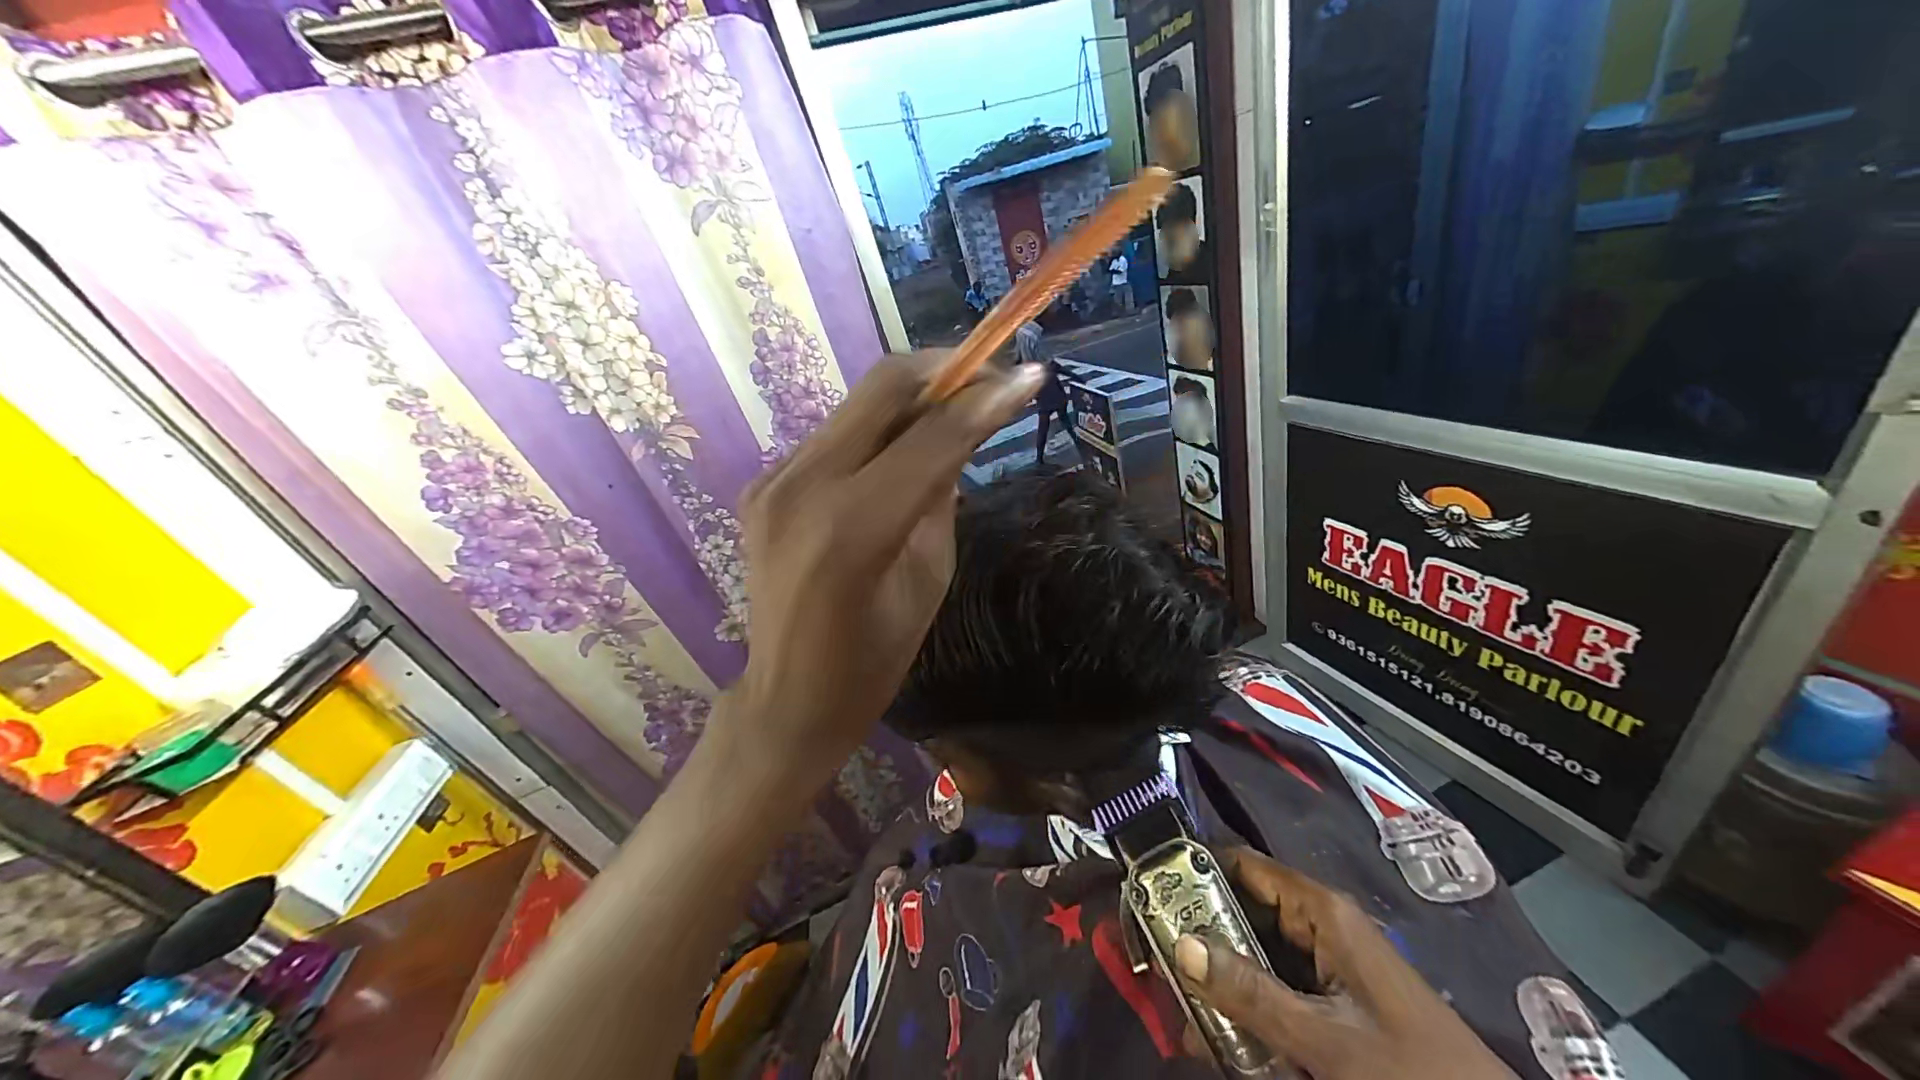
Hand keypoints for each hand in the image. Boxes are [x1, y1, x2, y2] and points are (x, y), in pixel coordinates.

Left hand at [709, 352, 1044, 793]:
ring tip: (955, 413)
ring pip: (856, 406)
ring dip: (912, 399)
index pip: (932, 435)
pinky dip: (876, 432)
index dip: (987, 398)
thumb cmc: (875, 660)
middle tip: (991, 377)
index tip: (1031, 374)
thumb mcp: (930, 577)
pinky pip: (833, 438)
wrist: (788, 698)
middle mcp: (804, 486)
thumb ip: (942, 495)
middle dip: (945, 369)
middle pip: (882, 388)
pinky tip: (900, 454)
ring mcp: (773, 480)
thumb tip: (959, 434)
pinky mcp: (760, 484)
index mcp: (854, 526)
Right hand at [1174, 849, 1515, 1079]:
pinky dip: (1246, 1009)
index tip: (1151, 896)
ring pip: (1254, 955)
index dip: (1196, 872)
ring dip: (1219, 981)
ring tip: (1180, 1012)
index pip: (1243, 866)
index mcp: (1322, 912)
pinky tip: (1220, 1040)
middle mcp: (1321, 926)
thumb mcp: (1328, 1042)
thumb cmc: (1415, 1076)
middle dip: (1200, 938)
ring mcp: (1328, 965)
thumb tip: (1179, 944)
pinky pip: (1276, 990)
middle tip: (1155, 966)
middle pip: (1242, 911)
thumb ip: (1252, 994)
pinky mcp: (1334, 1001)